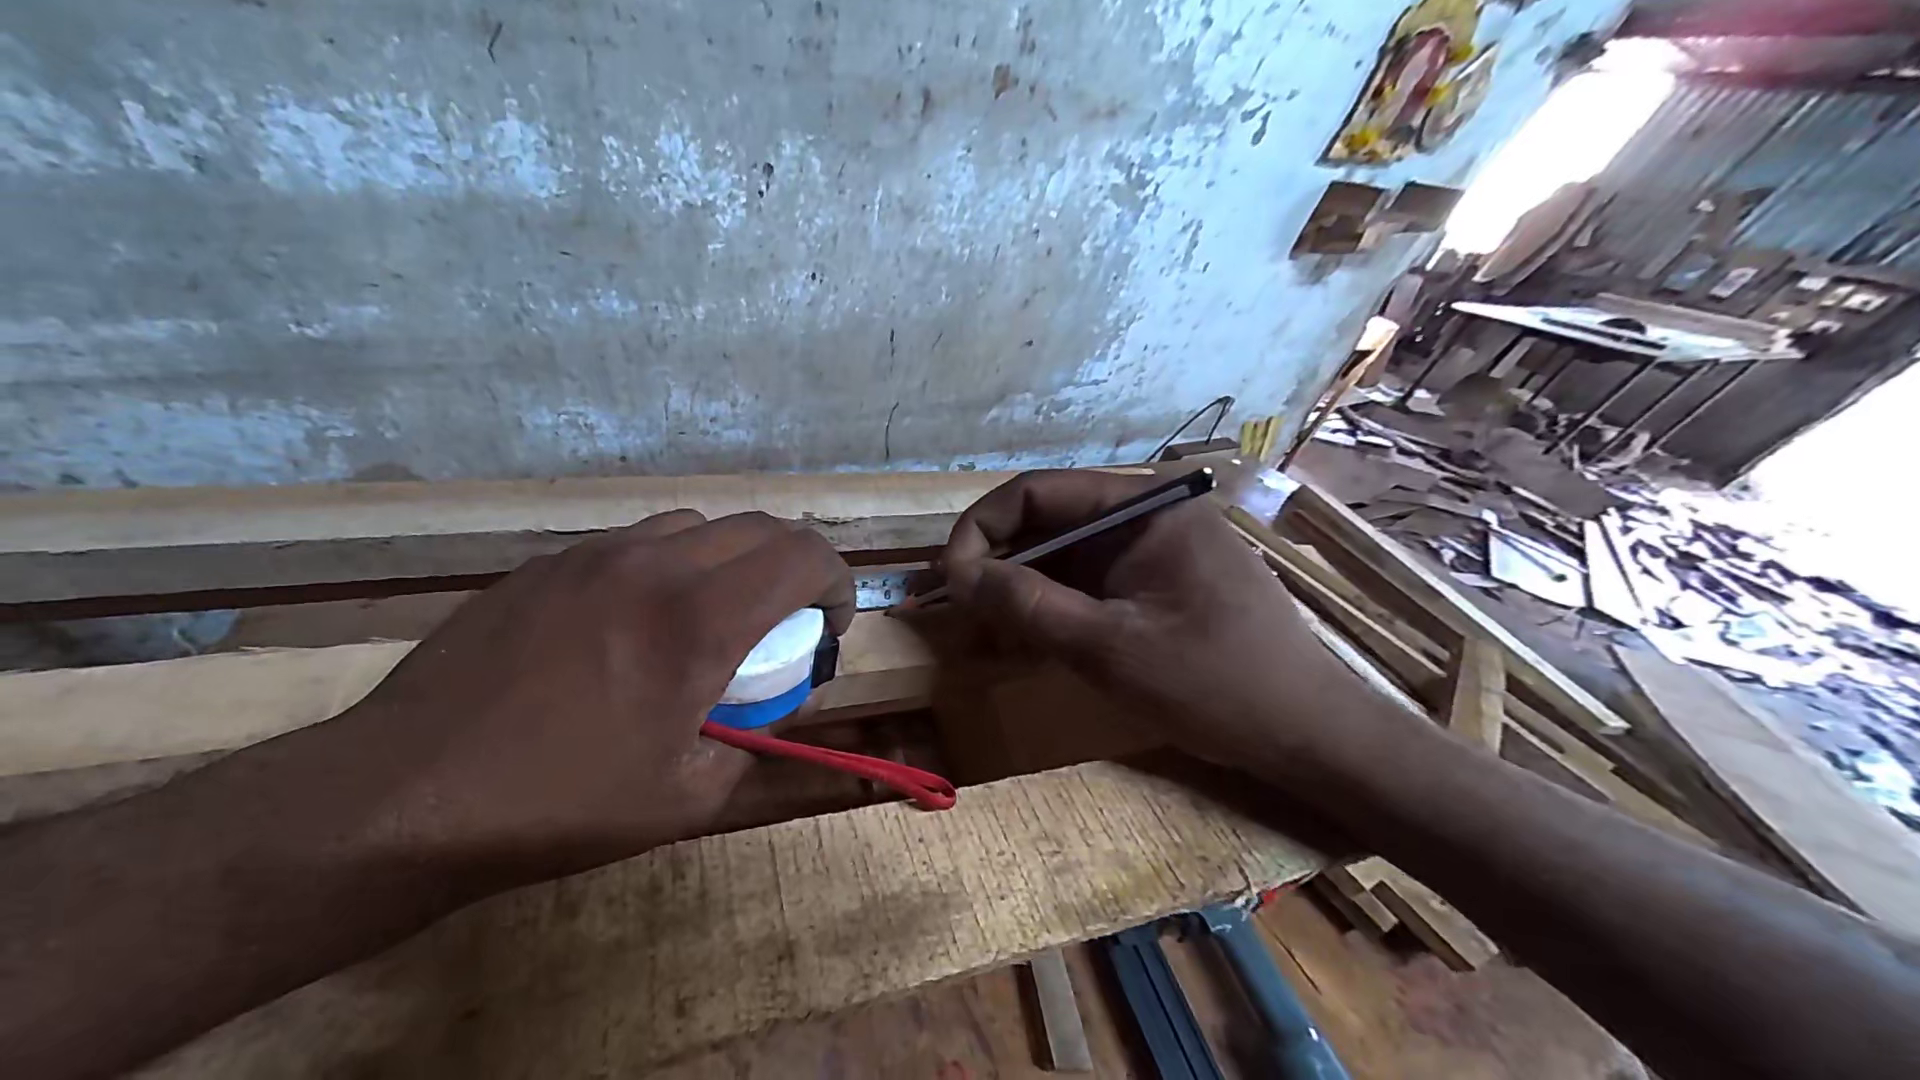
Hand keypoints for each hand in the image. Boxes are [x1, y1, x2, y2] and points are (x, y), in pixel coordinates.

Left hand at [328, 510, 853, 891]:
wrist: (403, 794)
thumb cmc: (561, 802)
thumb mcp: (688, 797)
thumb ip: (760, 747)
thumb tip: (784, 717)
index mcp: (700, 620)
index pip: (805, 556)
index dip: (837, 583)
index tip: (829, 626)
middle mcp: (655, 566)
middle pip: (761, 526)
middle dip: (794, 567)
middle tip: (785, 622)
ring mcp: (595, 555)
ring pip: (700, 525)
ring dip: (733, 560)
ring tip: (713, 615)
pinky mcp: (548, 563)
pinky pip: (637, 541)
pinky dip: (672, 564)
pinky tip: (639, 619)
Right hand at [939, 470, 1399, 769]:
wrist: (1309, 733)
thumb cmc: (1215, 683)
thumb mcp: (1109, 646)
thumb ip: (1027, 604)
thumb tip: (956, 574)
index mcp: (1142, 506)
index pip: (1037, 492)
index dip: (980, 529)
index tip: (947, 579)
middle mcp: (1143, 516)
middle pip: (1046, 523)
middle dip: (994, 564)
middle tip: (949, 609)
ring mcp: (1150, 552)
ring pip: (1061, 557)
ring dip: (1017, 591)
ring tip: (977, 631)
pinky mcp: (1153, 586)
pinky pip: (1086, 585)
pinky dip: (1050, 609)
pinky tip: (1021, 641)